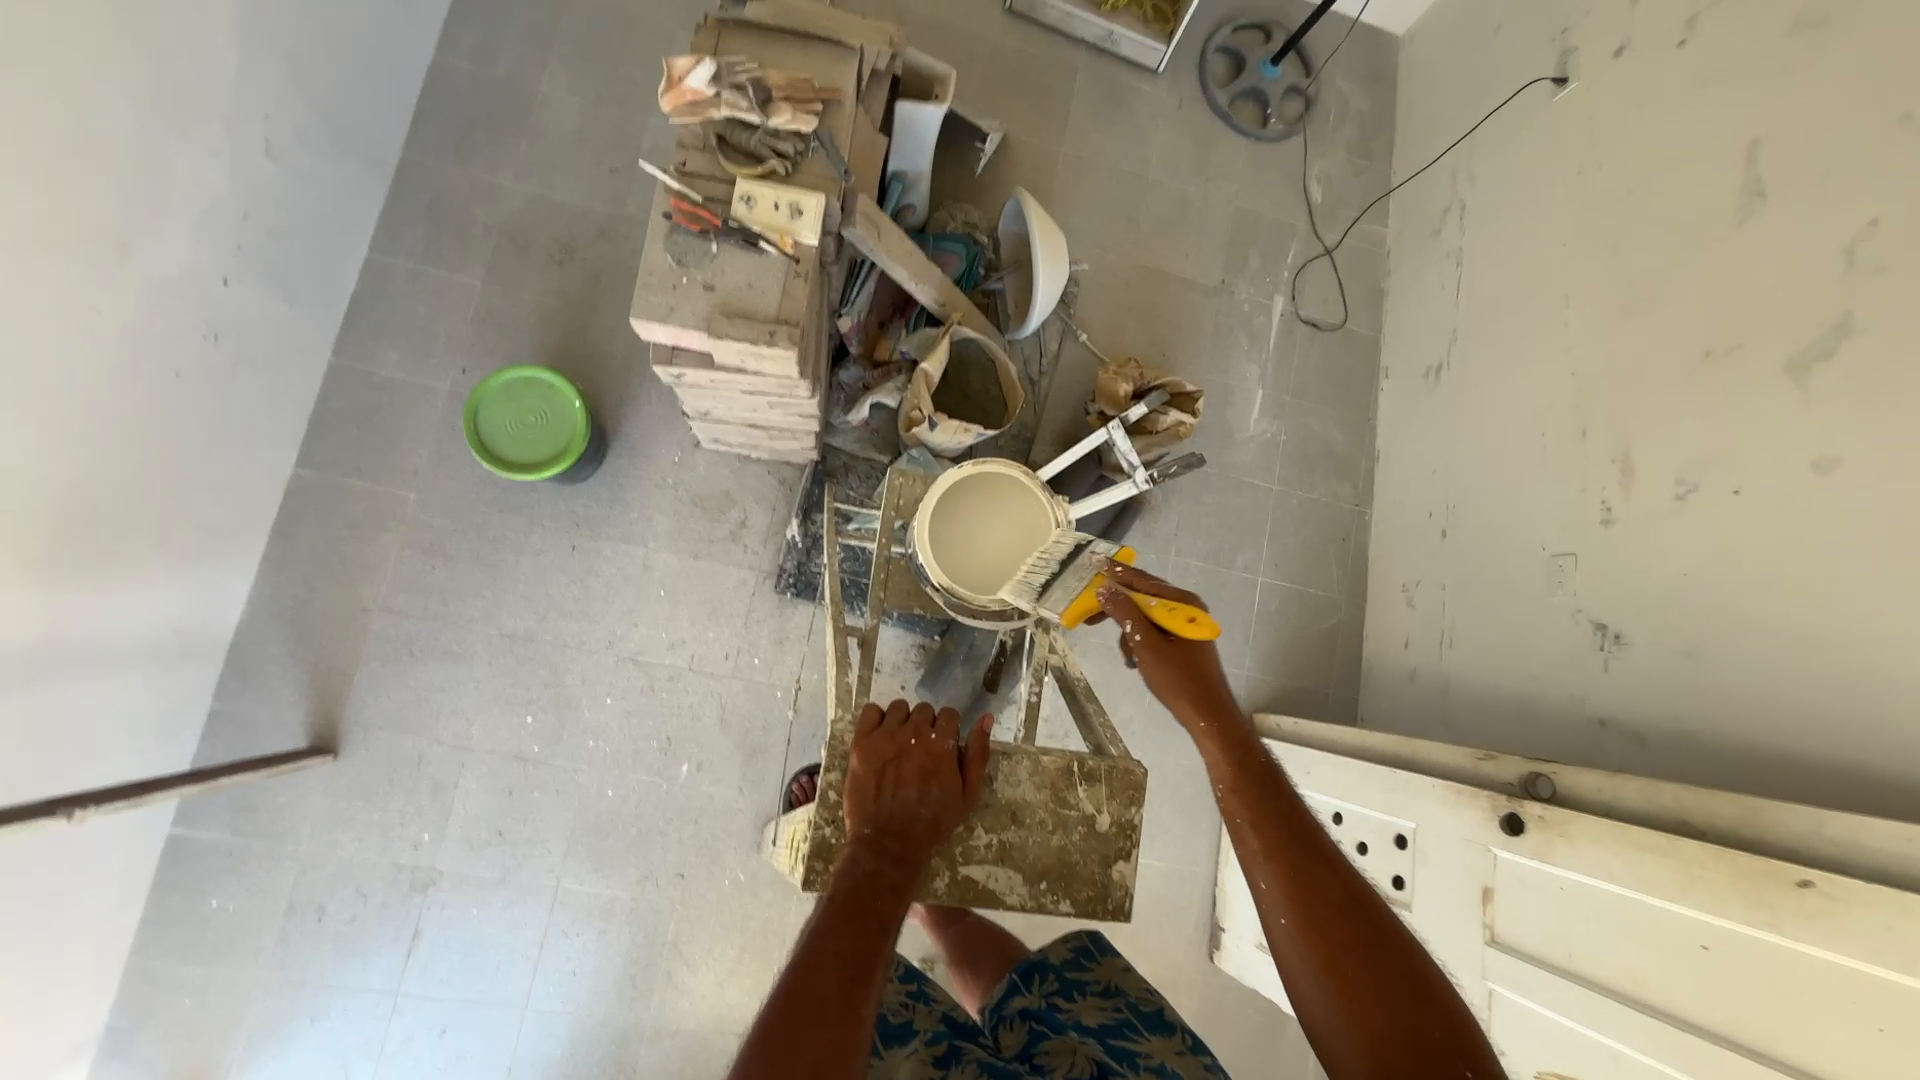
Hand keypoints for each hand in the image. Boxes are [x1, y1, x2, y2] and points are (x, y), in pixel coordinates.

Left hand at [842, 700, 992, 869]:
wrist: (888, 844)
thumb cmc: (932, 823)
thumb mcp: (967, 794)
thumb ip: (978, 754)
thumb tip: (986, 717)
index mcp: (941, 743)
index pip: (949, 714)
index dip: (947, 731)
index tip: (942, 747)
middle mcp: (913, 733)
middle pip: (924, 710)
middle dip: (926, 727)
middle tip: (920, 751)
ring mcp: (885, 736)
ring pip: (899, 708)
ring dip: (902, 722)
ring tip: (899, 745)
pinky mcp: (861, 743)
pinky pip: (871, 711)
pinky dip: (876, 720)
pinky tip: (880, 738)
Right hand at [1091, 561, 1239, 728]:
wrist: (1207, 715)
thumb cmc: (1178, 680)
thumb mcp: (1146, 645)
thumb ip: (1125, 614)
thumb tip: (1104, 590)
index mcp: (1183, 603)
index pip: (1144, 581)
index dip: (1117, 575)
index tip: (1094, 565)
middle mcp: (1186, 609)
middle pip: (1144, 598)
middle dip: (1118, 610)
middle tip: (1090, 617)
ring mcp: (1185, 626)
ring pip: (1146, 618)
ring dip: (1130, 634)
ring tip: (1127, 657)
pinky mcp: (1182, 642)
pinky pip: (1154, 633)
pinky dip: (1140, 644)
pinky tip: (1136, 662)